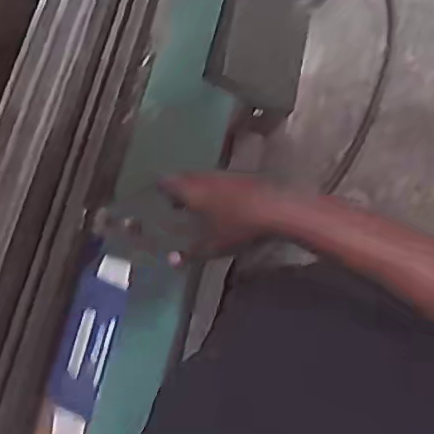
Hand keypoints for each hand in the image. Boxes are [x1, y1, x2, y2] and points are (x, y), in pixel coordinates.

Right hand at [161, 173, 286, 258]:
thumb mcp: (212, 245)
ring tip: (196, 206)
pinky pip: (219, 179)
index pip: (167, 182)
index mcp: (192, 189)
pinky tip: (221, 203)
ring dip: (197, 188)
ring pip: (203, 177)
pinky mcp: (242, 175)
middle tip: (173, 204)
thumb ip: (189, 253)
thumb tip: (171, 260)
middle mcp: (205, 176)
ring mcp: (225, 173)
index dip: (160, 189)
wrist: (277, 206)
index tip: (155, 199)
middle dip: (178, 189)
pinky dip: (214, 188)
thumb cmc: (239, 226)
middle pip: (185, 177)